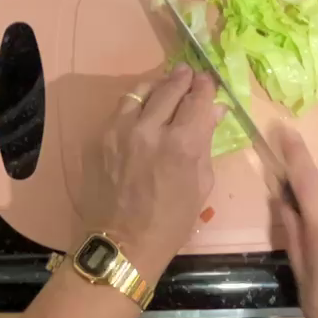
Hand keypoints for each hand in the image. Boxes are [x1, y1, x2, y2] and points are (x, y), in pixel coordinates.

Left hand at [94, 65, 221, 279]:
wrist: (123, 243)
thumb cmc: (172, 220)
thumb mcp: (201, 183)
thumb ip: (206, 142)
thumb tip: (214, 111)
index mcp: (183, 144)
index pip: (197, 98)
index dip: (205, 86)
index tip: (207, 81)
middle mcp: (152, 129)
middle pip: (171, 88)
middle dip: (184, 78)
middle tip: (189, 74)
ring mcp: (122, 130)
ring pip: (143, 91)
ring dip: (158, 85)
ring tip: (166, 86)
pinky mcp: (102, 137)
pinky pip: (122, 107)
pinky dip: (137, 102)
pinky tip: (143, 106)